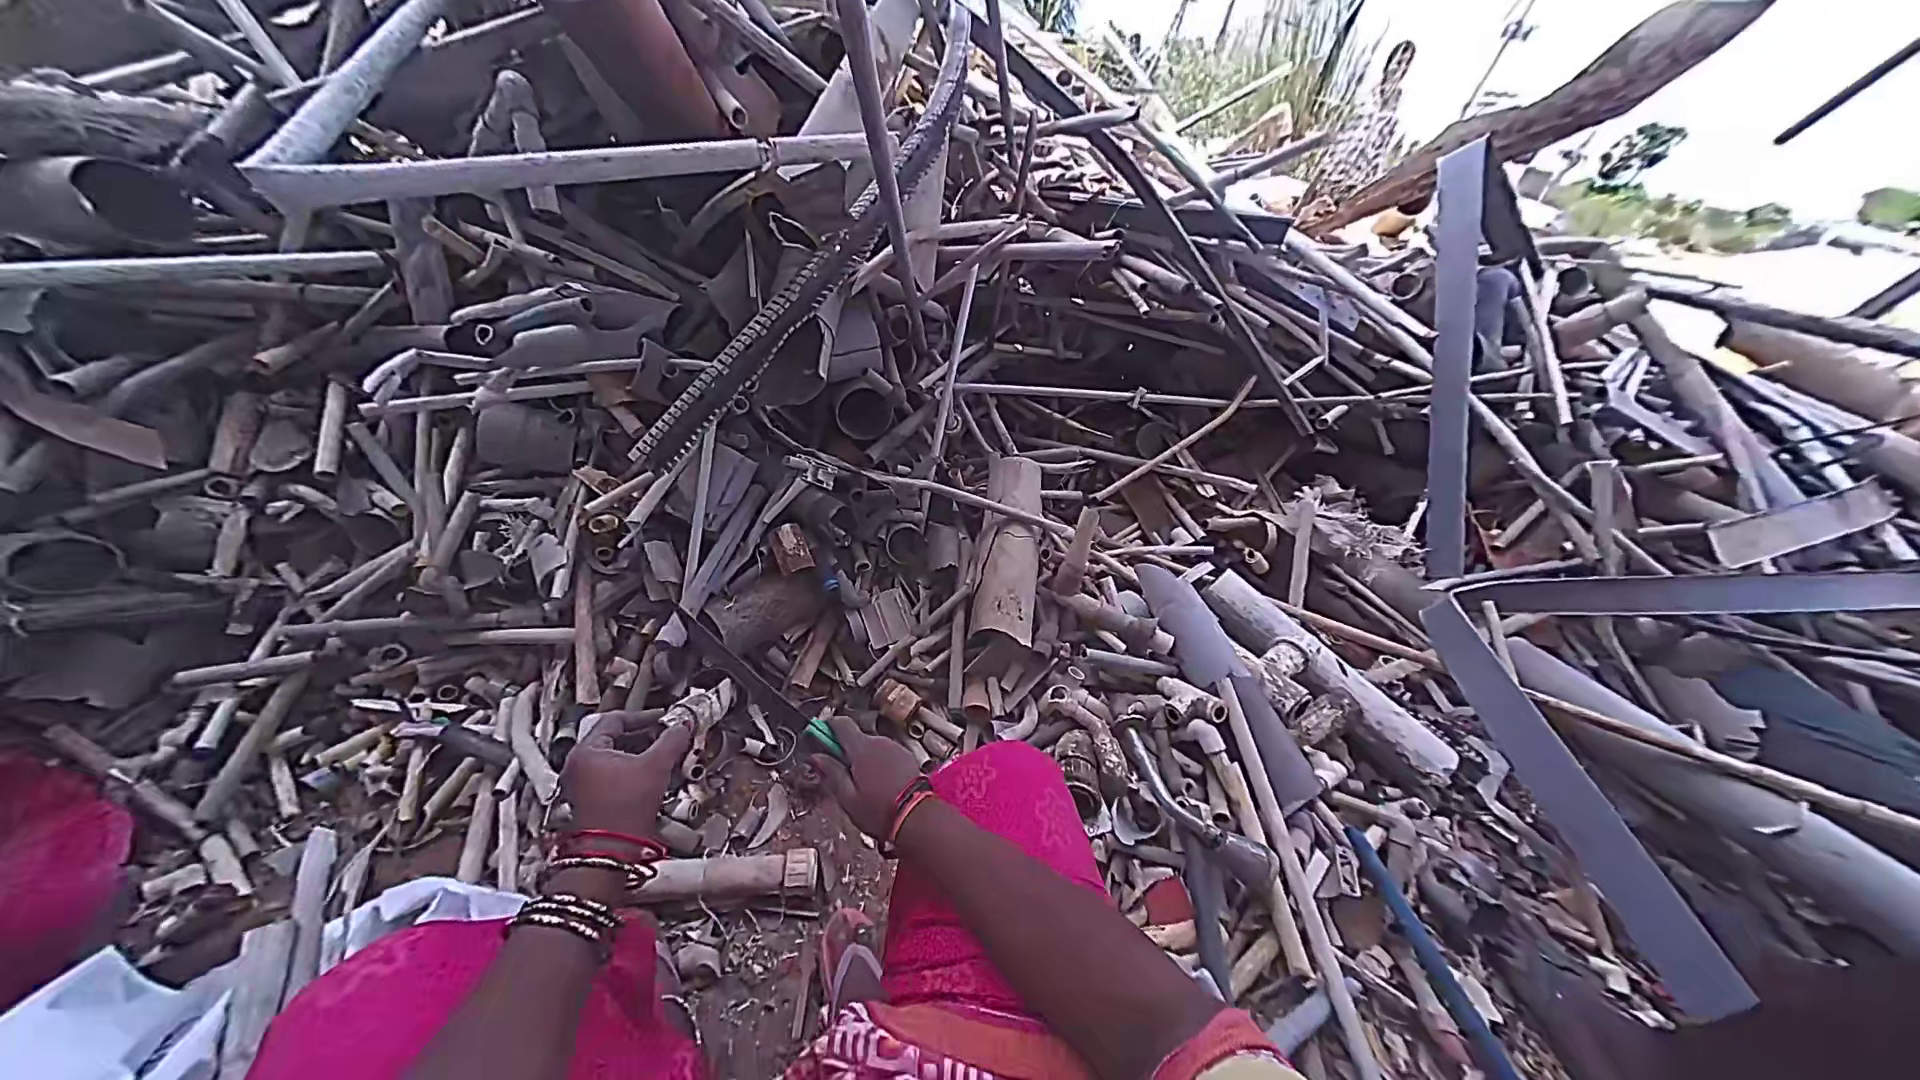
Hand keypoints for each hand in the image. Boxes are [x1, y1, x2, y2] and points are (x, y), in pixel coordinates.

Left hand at [559, 711, 692, 842]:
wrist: (609, 853)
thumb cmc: (624, 811)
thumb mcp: (656, 766)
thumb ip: (672, 740)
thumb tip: (682, 726)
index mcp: (587, 752)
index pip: (616, 720)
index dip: (645, 717)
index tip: (663, 718)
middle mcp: (578, 766)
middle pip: (614, 738)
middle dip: (645, 736)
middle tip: (666, 736)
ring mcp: (581, 785)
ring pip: (614, 757)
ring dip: (640, 753)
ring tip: (663, 755)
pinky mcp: (589, 801)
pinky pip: (612, 775)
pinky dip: (632, 770)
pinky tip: (651, 776)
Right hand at [810, 713, 921, 838]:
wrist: (916, 816)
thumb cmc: (880, 811)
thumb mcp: (847, 796)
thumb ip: (831, 772)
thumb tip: (816, 758)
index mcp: (862, 749)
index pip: (841, 724)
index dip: (828, 727)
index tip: (820, 737)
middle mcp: (879, 742)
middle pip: (856, 736)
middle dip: (845, 750)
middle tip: (839, 771)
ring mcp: (895, 748)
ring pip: (872, 745)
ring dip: (863, 757)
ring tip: (861, 783)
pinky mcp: (906, 756)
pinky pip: (886, 753)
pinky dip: (878, 762)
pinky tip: (878, 783)